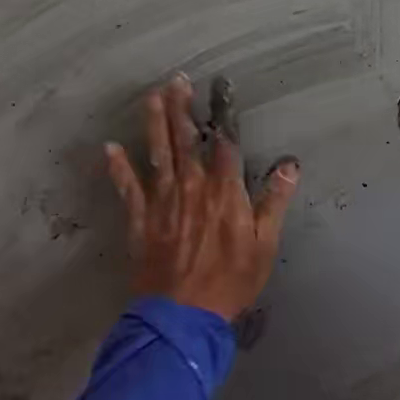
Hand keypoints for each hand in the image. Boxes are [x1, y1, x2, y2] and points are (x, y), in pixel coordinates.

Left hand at [105, 74, 299, 322]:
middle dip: (181, 108)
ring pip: (157, 155)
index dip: (223, 113)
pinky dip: (118, 168)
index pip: (225, 143)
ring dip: (155, 124)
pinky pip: (128, 190)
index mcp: (223, 192)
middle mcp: (191, 189)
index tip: (220, 87)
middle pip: (186, 140)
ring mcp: (163, 203)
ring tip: (152, 96)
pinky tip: (109, 147)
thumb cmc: (231, 280)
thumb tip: (290, 164)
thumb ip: (274, 200)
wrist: (182, 319)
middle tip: (177, 79)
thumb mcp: (264, 243)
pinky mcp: (142, 222)